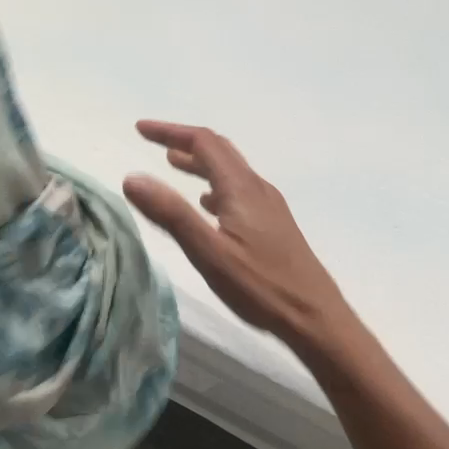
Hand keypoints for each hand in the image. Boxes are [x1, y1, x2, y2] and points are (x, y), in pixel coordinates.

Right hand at [123, 121, 355, 353]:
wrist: (315, 318)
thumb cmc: (260, 286)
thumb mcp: (208, 252)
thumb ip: (170, 213)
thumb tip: (132, 177)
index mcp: (241, 189)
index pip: (203, 143)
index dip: (170, 132)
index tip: (140, 130)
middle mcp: (257, 189)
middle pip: (219, 151)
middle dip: (184, 142)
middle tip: (152, 141)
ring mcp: (269, 207)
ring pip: (230, 171)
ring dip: (200, 163)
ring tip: (173, 165)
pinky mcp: (274, 226)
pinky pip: (239, 191)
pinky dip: (215, 185)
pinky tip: (207, 205)